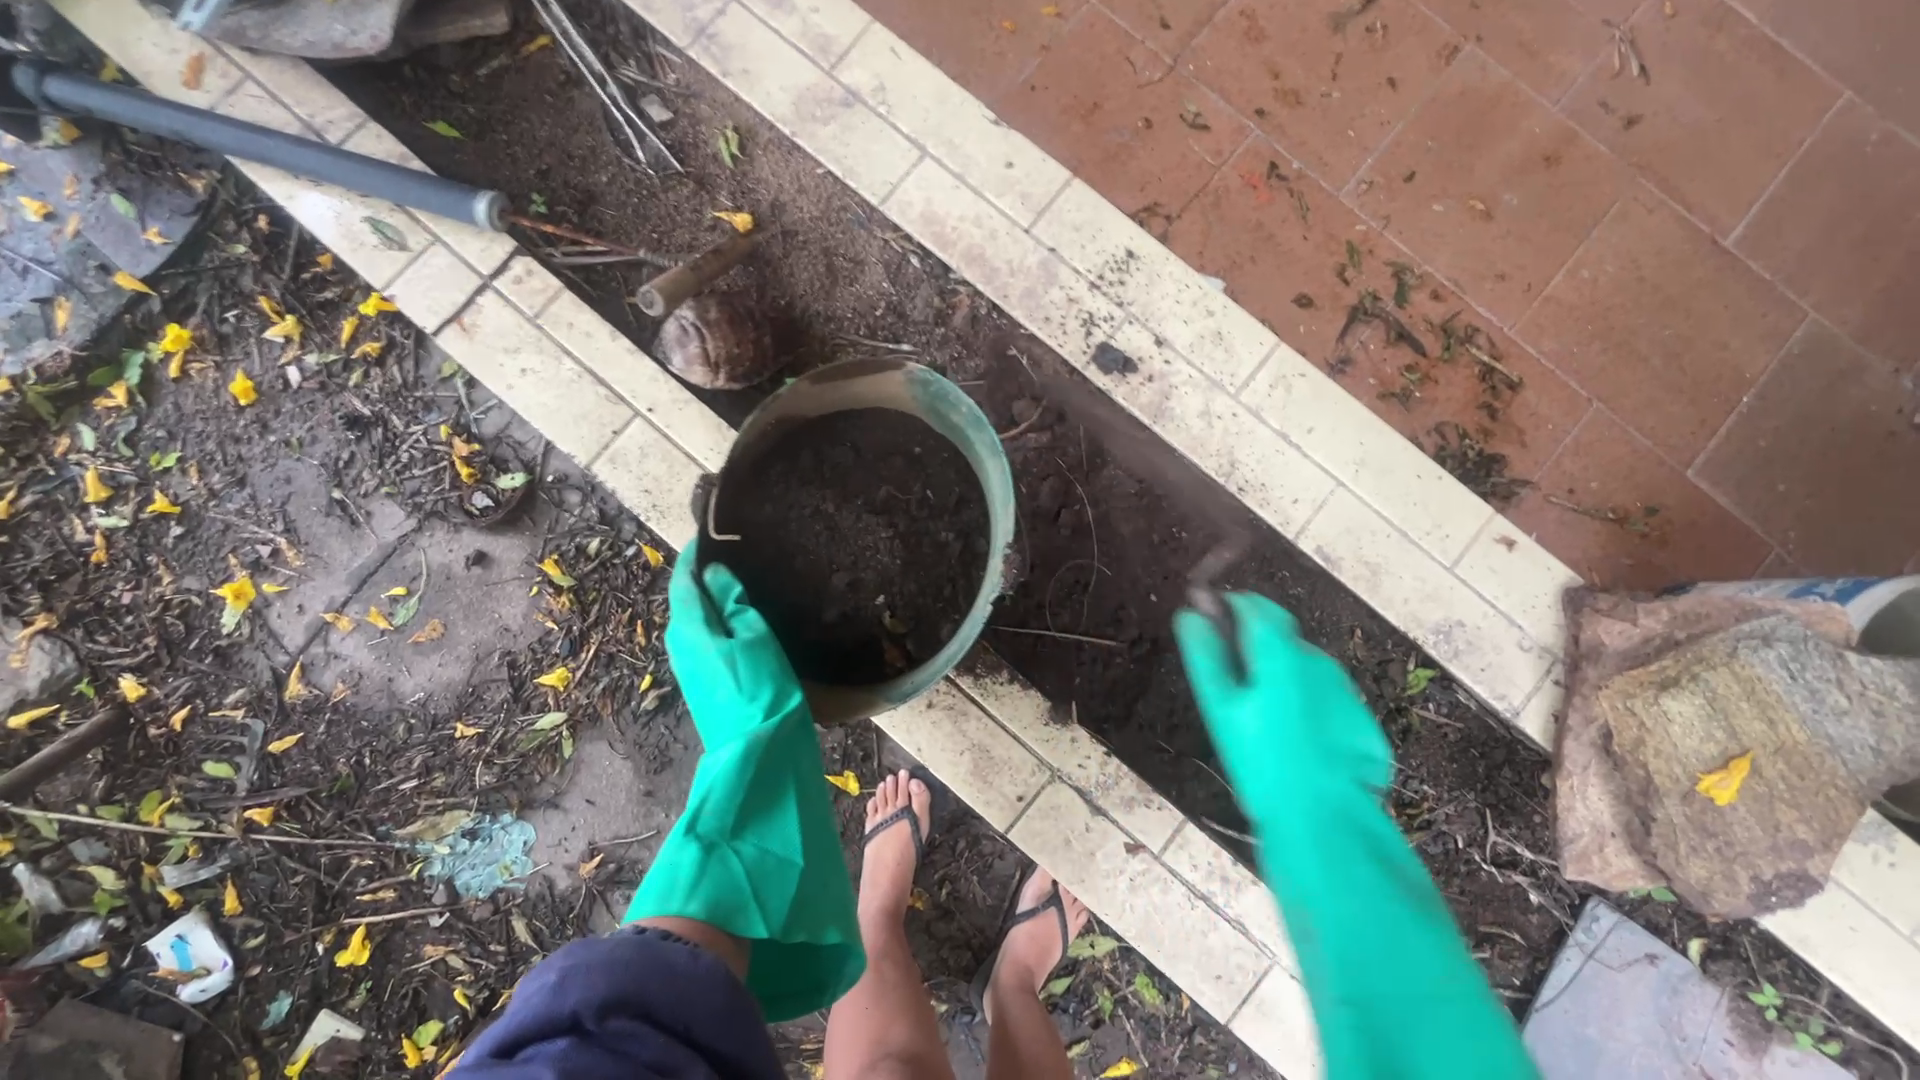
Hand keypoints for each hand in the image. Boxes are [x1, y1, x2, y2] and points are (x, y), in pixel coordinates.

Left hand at [666, 537, 807, 742]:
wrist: (758, 753)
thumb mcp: (756, 638)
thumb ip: (733, 603)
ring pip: (695, 620)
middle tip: (732, 552)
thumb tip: (713, 575)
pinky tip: (737, 616)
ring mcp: (686, 666)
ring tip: (739, 579)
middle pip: (685, 599)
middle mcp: (678, 644)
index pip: (684, 580)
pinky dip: (715, 620)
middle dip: (703, 575)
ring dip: (711, 599)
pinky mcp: (700, 681)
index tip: (711, 532)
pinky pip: (702, 638)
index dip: (695, 555)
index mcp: (688, 627)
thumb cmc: (761, 689)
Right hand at [1172, 592, 1389, 812]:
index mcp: (1280, 651)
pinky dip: (1307, 705)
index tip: (1211, 623)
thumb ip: (1206, 656)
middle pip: (1280, 635)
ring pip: (1304, 668)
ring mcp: (1344, 690)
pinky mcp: (1361, 719)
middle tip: (1233, 683)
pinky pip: (1325, 698)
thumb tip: (1190, 615)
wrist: (1326, 821)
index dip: (1229, 607)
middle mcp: (1317, 660)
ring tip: (1264, 719)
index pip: (1253, 605)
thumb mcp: (1221, 710)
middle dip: (1255, 645)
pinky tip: (1296, 741)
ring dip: (1282, 676)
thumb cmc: (1261, 763)